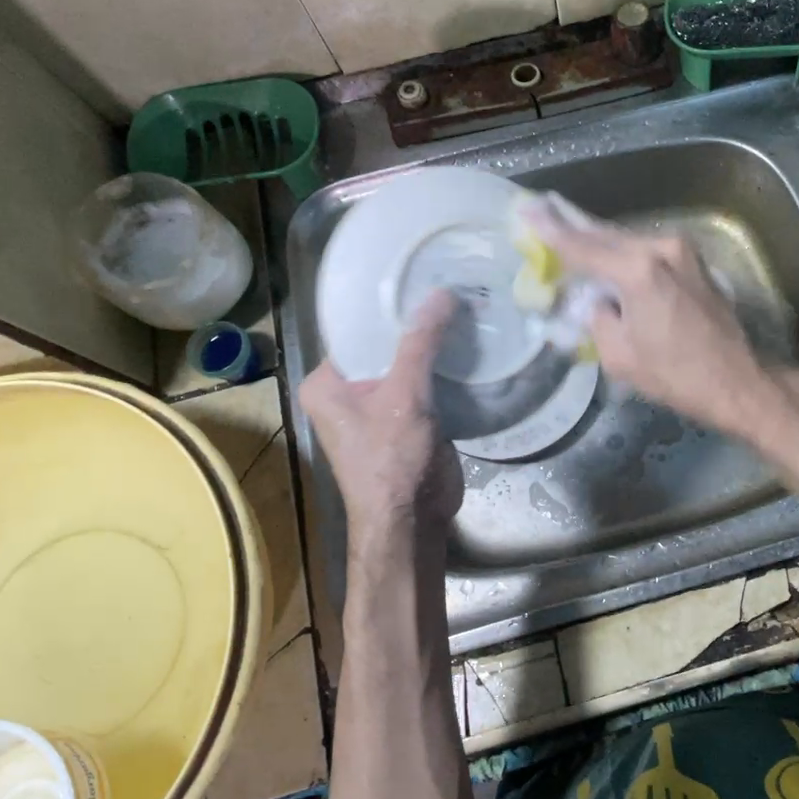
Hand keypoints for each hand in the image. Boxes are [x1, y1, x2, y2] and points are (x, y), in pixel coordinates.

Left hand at [299, 291, 462, 561]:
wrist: (412, 521)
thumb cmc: (391, 459)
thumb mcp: (405, 395)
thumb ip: (421, 343)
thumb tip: (442, 293)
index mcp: (327, 383)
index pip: (356, 329)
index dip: (388, 305)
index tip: (420, 277)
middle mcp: (347, 392)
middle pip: (385, 345)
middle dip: (417, 324)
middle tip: (452, 288)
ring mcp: (380, 408)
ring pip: (409, 365)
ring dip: (435, 347)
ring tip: (467, 309)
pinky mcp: (409, 421)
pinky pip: (427, 385)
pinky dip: (446, 371)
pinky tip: (471, 347)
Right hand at [526, 206, 776, 435]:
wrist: (736, 380)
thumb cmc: (675, 375)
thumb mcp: (619, 355)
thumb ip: (596, 318)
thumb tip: (594, 302)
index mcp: (639, 270)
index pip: (582, 247)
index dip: (551, 230)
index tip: (526, 209)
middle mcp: (661, 249)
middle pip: (605, 235)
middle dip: (573, 226)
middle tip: (541, 208)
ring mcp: (682, 251)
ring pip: (627, 241)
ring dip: (599, 241)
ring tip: (568, 230)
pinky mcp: (694, 262)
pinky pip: (647, 250)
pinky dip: (624, 253)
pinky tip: (606, 253)